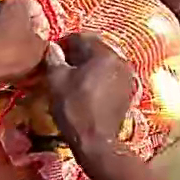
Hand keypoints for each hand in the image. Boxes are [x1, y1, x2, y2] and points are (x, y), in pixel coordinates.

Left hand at [0, 0, 47, 87]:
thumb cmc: (11, 56)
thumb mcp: (38, 51)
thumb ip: (43, 42)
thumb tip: (41, 40)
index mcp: (17, 4)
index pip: (36, 8)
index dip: (42, 25)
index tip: (42, 40)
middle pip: (15, 13)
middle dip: (22, 27)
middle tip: (27, 46)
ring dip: (4, 33)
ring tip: (8, 52)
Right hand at [44, 34, 137, 159]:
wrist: (96, 141)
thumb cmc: (74, 108)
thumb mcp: (57, 81)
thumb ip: (54, 59)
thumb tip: (52, 46)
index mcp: (104, 54)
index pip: (81, 37)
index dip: (63, 43)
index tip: (51, 54)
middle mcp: (120, 60)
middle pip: (94, 48)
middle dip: (76, 54)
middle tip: (60, 65)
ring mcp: (126, 76)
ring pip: (103, 62)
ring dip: (88, 66)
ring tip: (71, 77)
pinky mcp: (127, 91)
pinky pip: (109, 76)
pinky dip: (97, 77)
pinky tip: (85, 88)